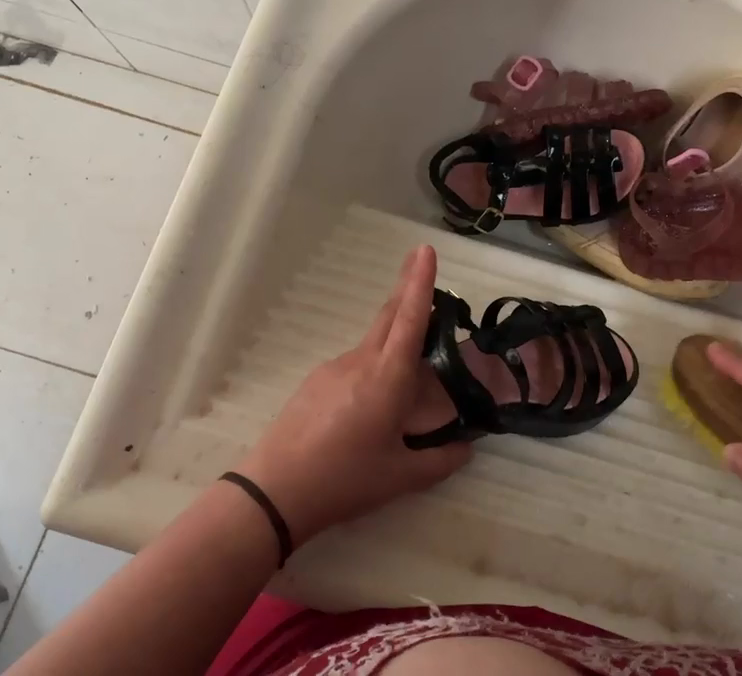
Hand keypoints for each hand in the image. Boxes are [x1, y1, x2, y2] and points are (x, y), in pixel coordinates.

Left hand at [233, 245, 470, 541]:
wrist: (275, 492)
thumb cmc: (344, 480)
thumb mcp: (401, 478)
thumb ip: (440, 460)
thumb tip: (466, 447)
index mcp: (387, 378)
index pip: (409, 319)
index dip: (421, 282)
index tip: (426, 249)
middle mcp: (360, 362)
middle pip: (388, 316)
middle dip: (408, 289)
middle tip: (424, 270)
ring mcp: (333, 369)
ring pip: (372, 344)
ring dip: (394, 339)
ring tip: (412, 370)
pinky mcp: (315, 383)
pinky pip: (354, 365)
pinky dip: (373, 367)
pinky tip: (372, 405)